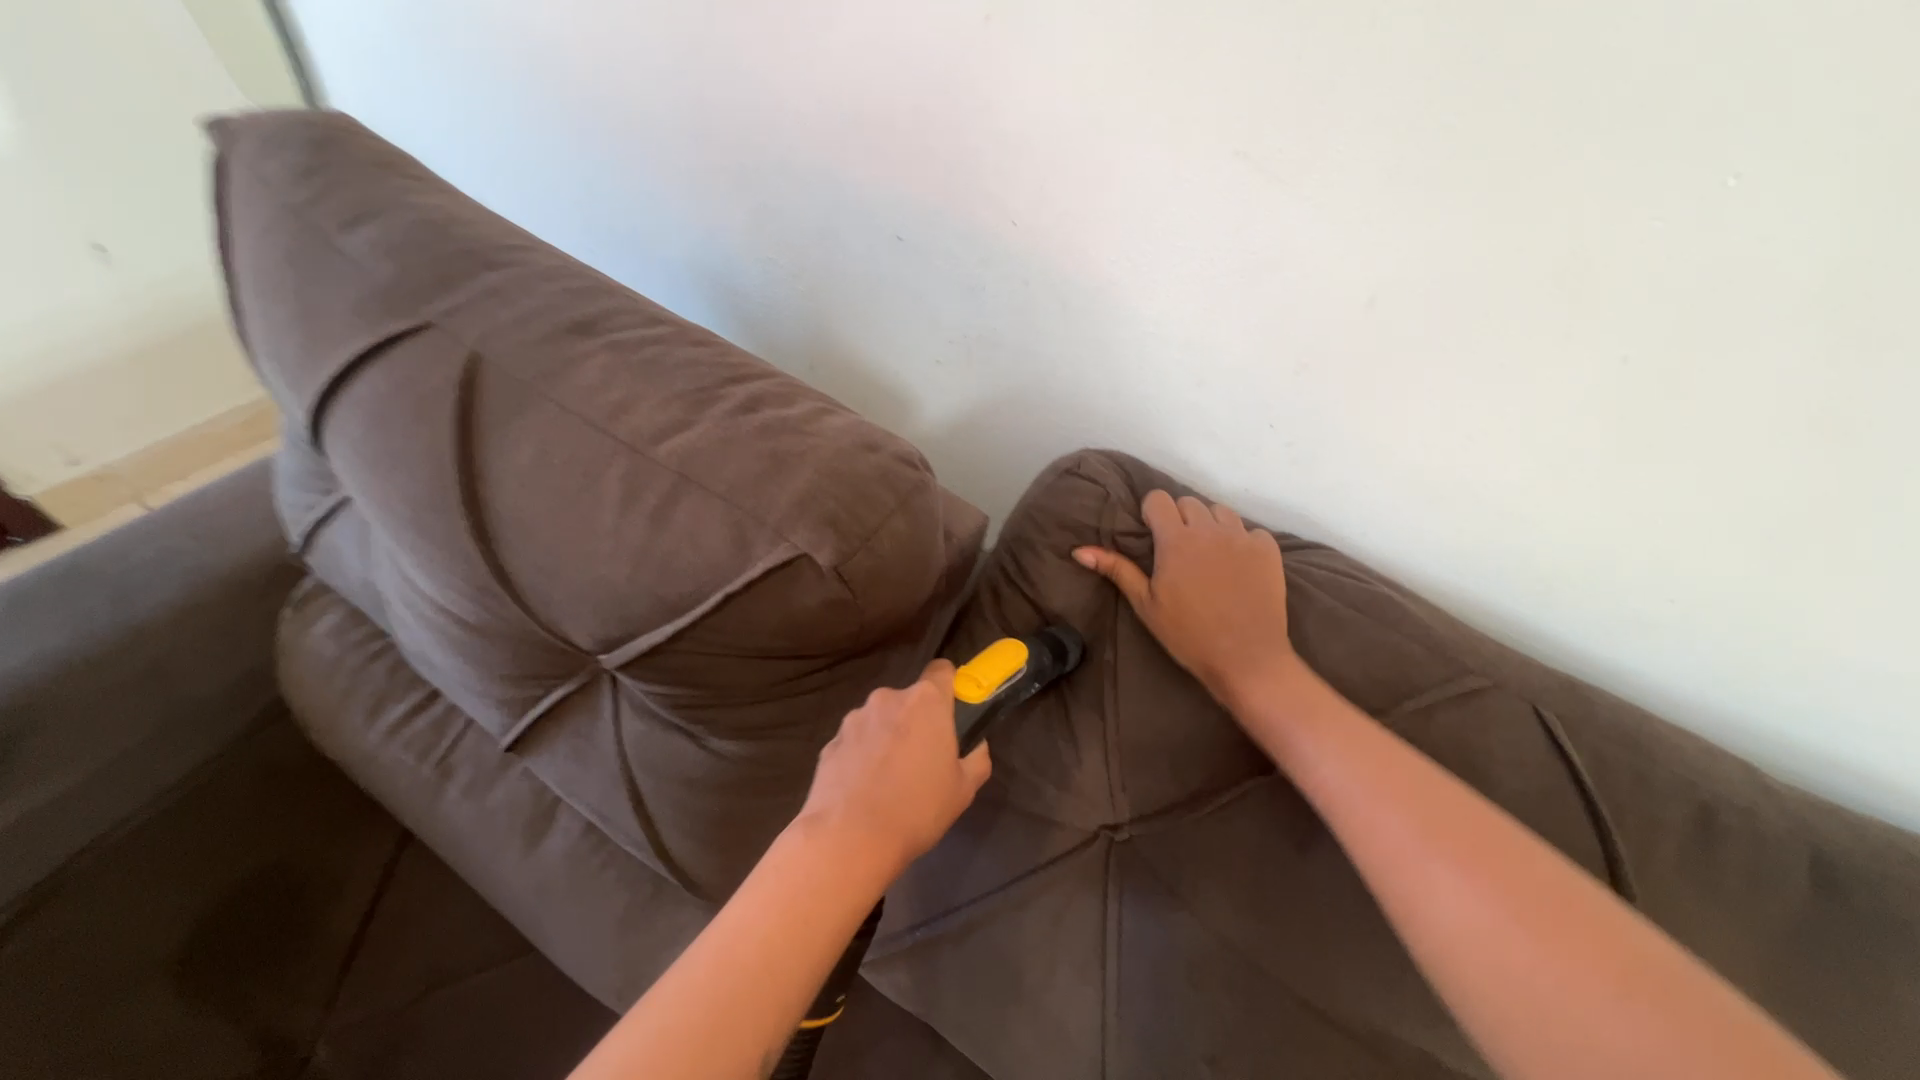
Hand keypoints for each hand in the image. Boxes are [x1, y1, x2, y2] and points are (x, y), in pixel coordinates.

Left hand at [797, 660, 991, 878]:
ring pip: (879, 720)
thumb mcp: (964, 790)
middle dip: (916, 722)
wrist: (849, 838)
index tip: (951, 713)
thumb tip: (976, 746)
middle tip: (922, 760)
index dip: (949, 687)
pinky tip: (864, 789)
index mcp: (926, 702)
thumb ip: (976, 759)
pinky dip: (862, 756)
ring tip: (888, 780)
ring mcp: (854, 719)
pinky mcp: (830, 741)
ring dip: (886, 738)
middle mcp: (887, 699)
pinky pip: (855, 741)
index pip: (942, 670)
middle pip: (909, 700)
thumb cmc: (917, 809)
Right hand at [1074, 490, 1300, 708]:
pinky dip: (1242, 541)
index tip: (1153, 538)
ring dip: (1210, 526)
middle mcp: (1210, 530)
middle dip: (1180, 519)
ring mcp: (1243, 537)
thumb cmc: (1188, 635)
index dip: (1152, 514)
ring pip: (1221, 511)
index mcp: (1176, 540)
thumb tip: (1079, 550)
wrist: (1246, 658)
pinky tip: (1237, 567)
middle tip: (1179, 552)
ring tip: (1208, 556)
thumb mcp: (1145, 604)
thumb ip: (1117, 570)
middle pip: (1189, 502)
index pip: (1158, 498)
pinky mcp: (1268, 550)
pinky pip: (1251, 530)